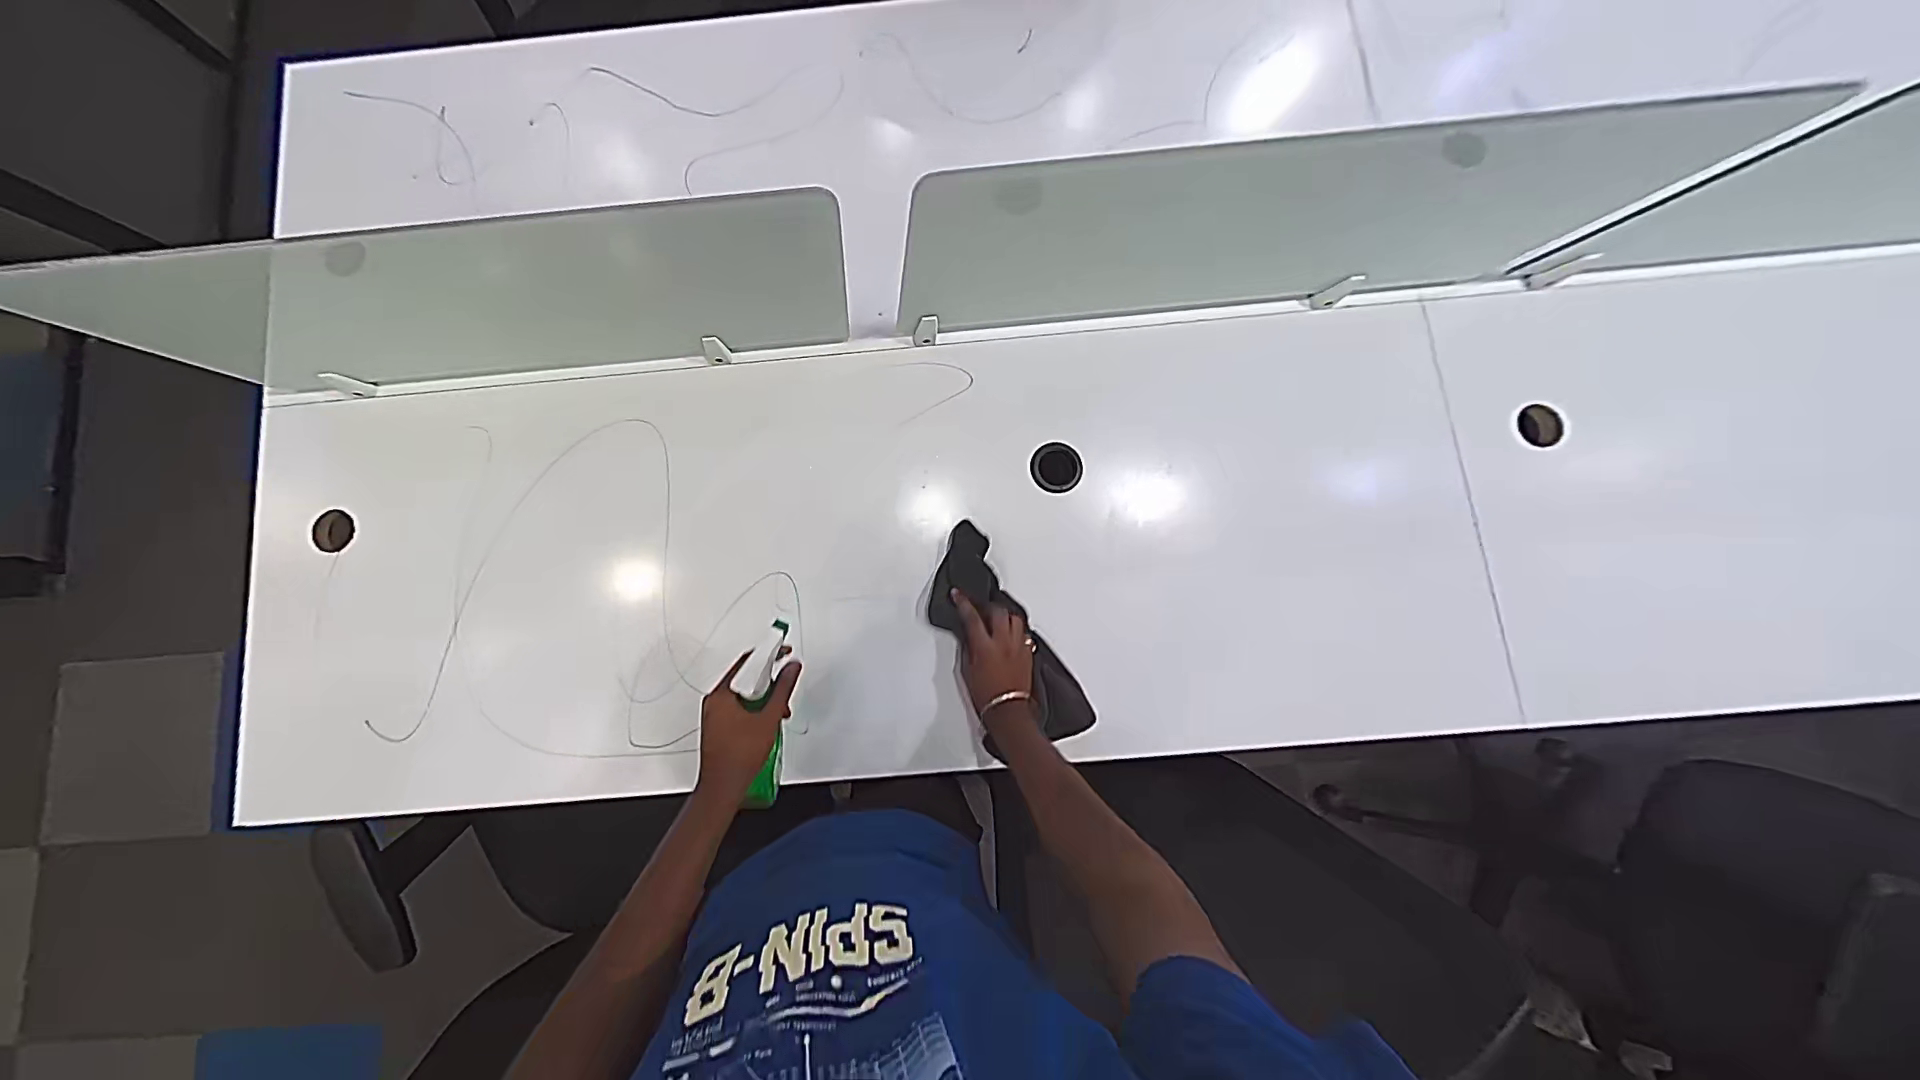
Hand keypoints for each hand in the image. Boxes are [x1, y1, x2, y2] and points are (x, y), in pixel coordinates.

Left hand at [696, 649, 800, 799]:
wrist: (724, 788)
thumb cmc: (739, 757)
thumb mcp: (769, 717)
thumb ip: (783, 689)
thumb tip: (791, 668)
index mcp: (721, 695)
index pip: (746, 663)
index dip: (768, 655)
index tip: (783, 651)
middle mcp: (714, 703)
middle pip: (745, 680)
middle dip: (768, 683)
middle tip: (784, 686)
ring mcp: (715, 716)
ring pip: (744, 696)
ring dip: (764, 700)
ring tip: (777, 713)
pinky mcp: (719, 727)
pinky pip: (739, 709)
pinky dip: (755, 711)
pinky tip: (768, 724)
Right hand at [951, 589, 1034, 721]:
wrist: (1007, 710)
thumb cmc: (986, 695)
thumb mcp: (967, 670)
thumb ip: (968, 648)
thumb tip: (969, 636)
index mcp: (985, 647)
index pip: (972, 616)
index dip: (963, 602)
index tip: (958, 595)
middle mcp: (1003, 643)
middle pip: (997, 611)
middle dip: (987, 606)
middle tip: (980, 608)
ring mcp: (1018, 646)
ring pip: (1014, 618)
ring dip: (1004, 615)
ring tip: (997, 619)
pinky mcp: (1028, 652)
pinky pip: (1024, 632)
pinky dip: (1016, 629)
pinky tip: (1010, 633)